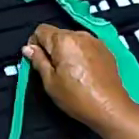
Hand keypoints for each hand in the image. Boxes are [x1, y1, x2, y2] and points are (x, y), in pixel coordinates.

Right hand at [22, 23, 138, 131]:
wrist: (111, 108)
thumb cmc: (77, 97)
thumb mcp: (50, 82)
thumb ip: (38, 61)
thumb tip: (28, 48)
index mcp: (63, 40)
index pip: (41, 30)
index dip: (34, 43)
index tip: (36, 60)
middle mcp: (80, 34)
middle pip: (57, 34)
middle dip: (51, 47)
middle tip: (53, 69)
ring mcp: (95, 41)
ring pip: (72, 39)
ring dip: (66, 50)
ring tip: (70, 71)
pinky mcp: (106, 49)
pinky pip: (86, 45)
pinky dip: (80, 53)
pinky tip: (83, 71)